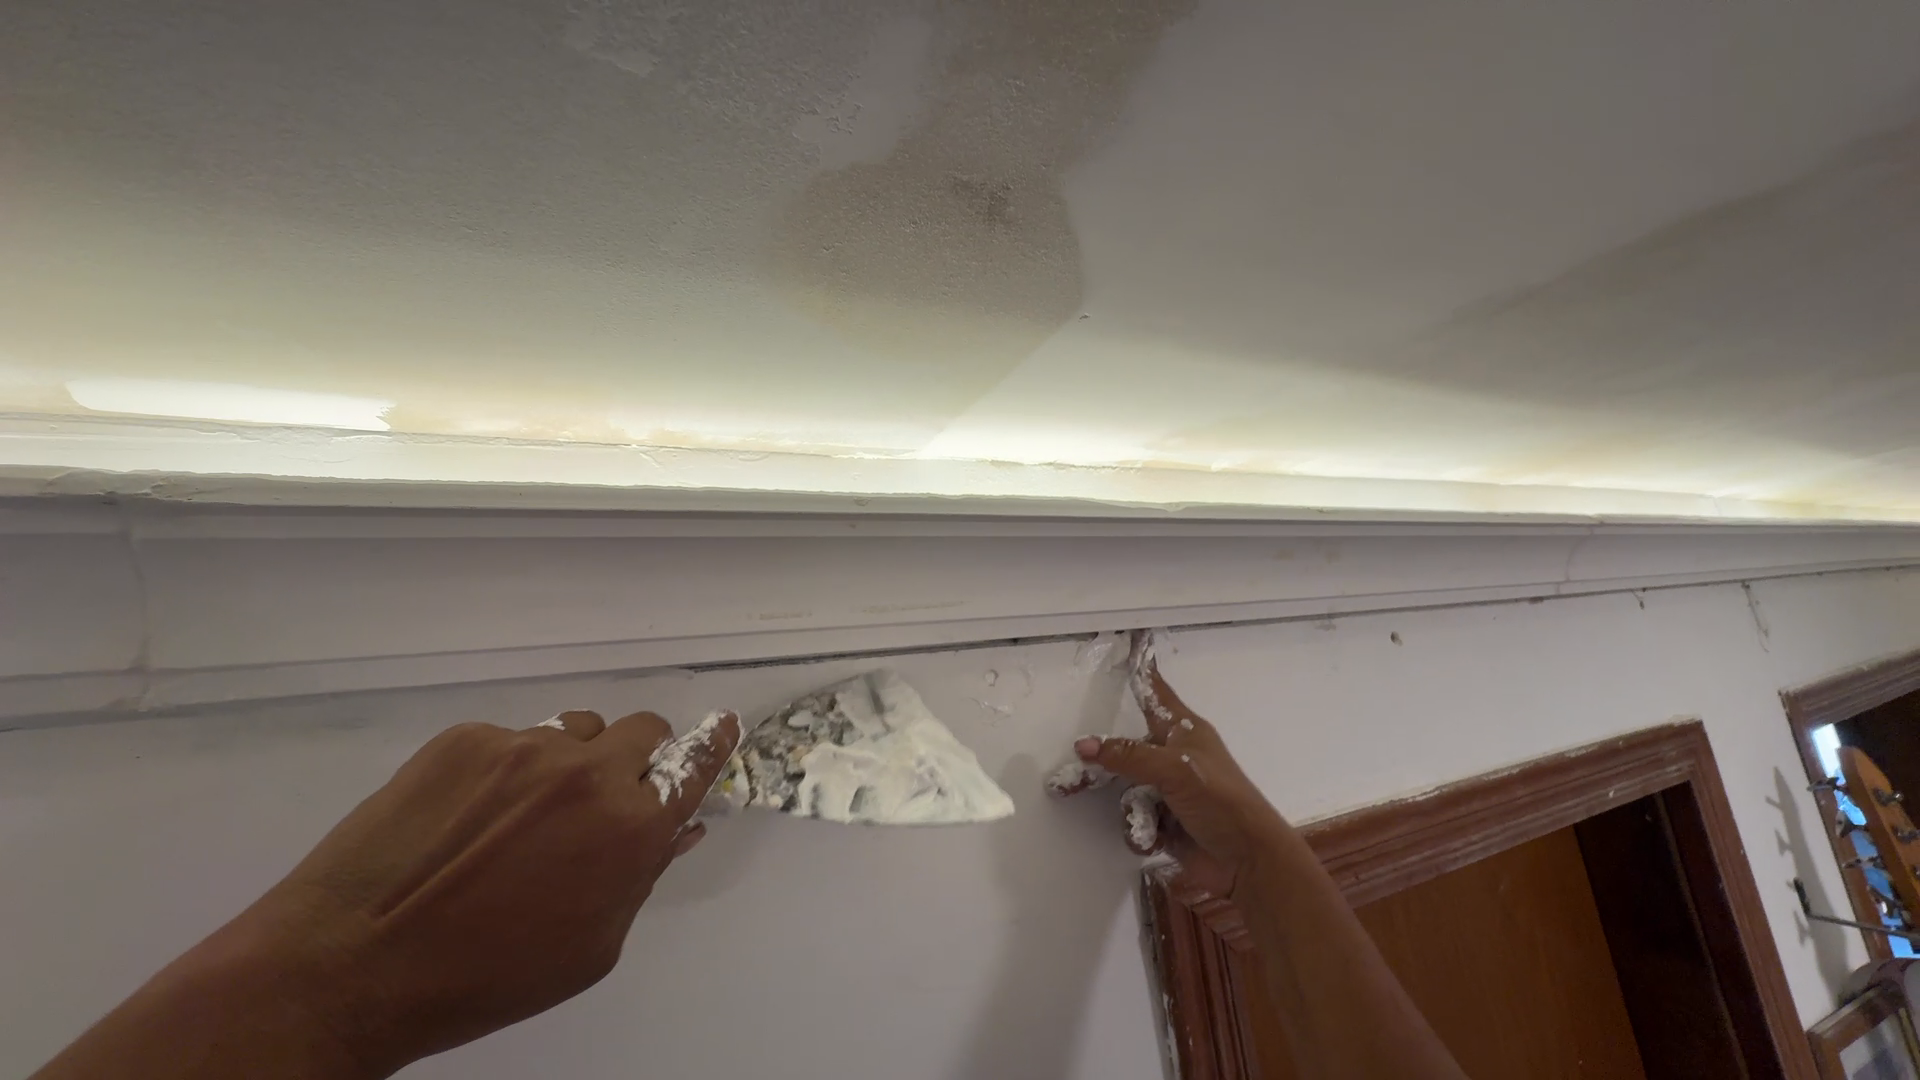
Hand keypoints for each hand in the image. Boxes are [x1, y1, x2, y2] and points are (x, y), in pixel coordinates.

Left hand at [169, 708, 739, 1076]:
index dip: (713, 742)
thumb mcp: (592, 946)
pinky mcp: (466, 739)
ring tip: (526, 811)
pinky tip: (466, 817)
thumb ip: (644, 874)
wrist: (342, 969)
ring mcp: (526, 747)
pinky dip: (508, 769)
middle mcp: (591, 773)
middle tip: (601, 799)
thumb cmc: (487, 976)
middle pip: (644, 730)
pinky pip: (512, 739)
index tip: (722, 726)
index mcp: (633, 828)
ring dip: (574, 760)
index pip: (695, 763)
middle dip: (636, 759)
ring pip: (579, 730)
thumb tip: (680, 827)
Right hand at [1052, 632, 1284, 898]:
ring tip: (1142, 819)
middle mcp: (1173, 757)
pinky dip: (1141, 830)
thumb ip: (1127, 756)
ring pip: (1124, 788)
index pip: (1156, 694)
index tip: (1133, 646)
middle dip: (1104, 765)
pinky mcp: (1164, 822)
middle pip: (1125, 749)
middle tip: (1071, 777)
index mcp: (1184, 732)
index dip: (1143, 673)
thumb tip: (1084, 746)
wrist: (1249, 860)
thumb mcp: (1175, 770)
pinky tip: (1155, 838)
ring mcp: (1167, 791)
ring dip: (1131, 809)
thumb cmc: (1222, 801)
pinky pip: (1134, 819)